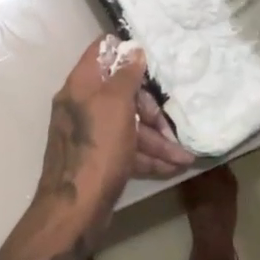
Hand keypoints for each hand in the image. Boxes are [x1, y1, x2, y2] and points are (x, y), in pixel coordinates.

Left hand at [37, 37, 193, 217]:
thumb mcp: (116, 104)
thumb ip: (126, 75)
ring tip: (184, 157)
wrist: (75, 208)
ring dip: (157, 139)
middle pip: (121, 93)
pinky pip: (127, 149)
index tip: (152, 57)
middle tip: (172, 124)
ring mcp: (90, 134)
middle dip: (151, 109)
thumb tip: (134, 50)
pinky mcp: (99, 160)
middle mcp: (83, 105)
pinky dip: (148, 156)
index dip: (126, 51)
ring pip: (128, 125)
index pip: (101, 51)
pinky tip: (172, 167)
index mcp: (81, 85)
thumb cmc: (97, 147)